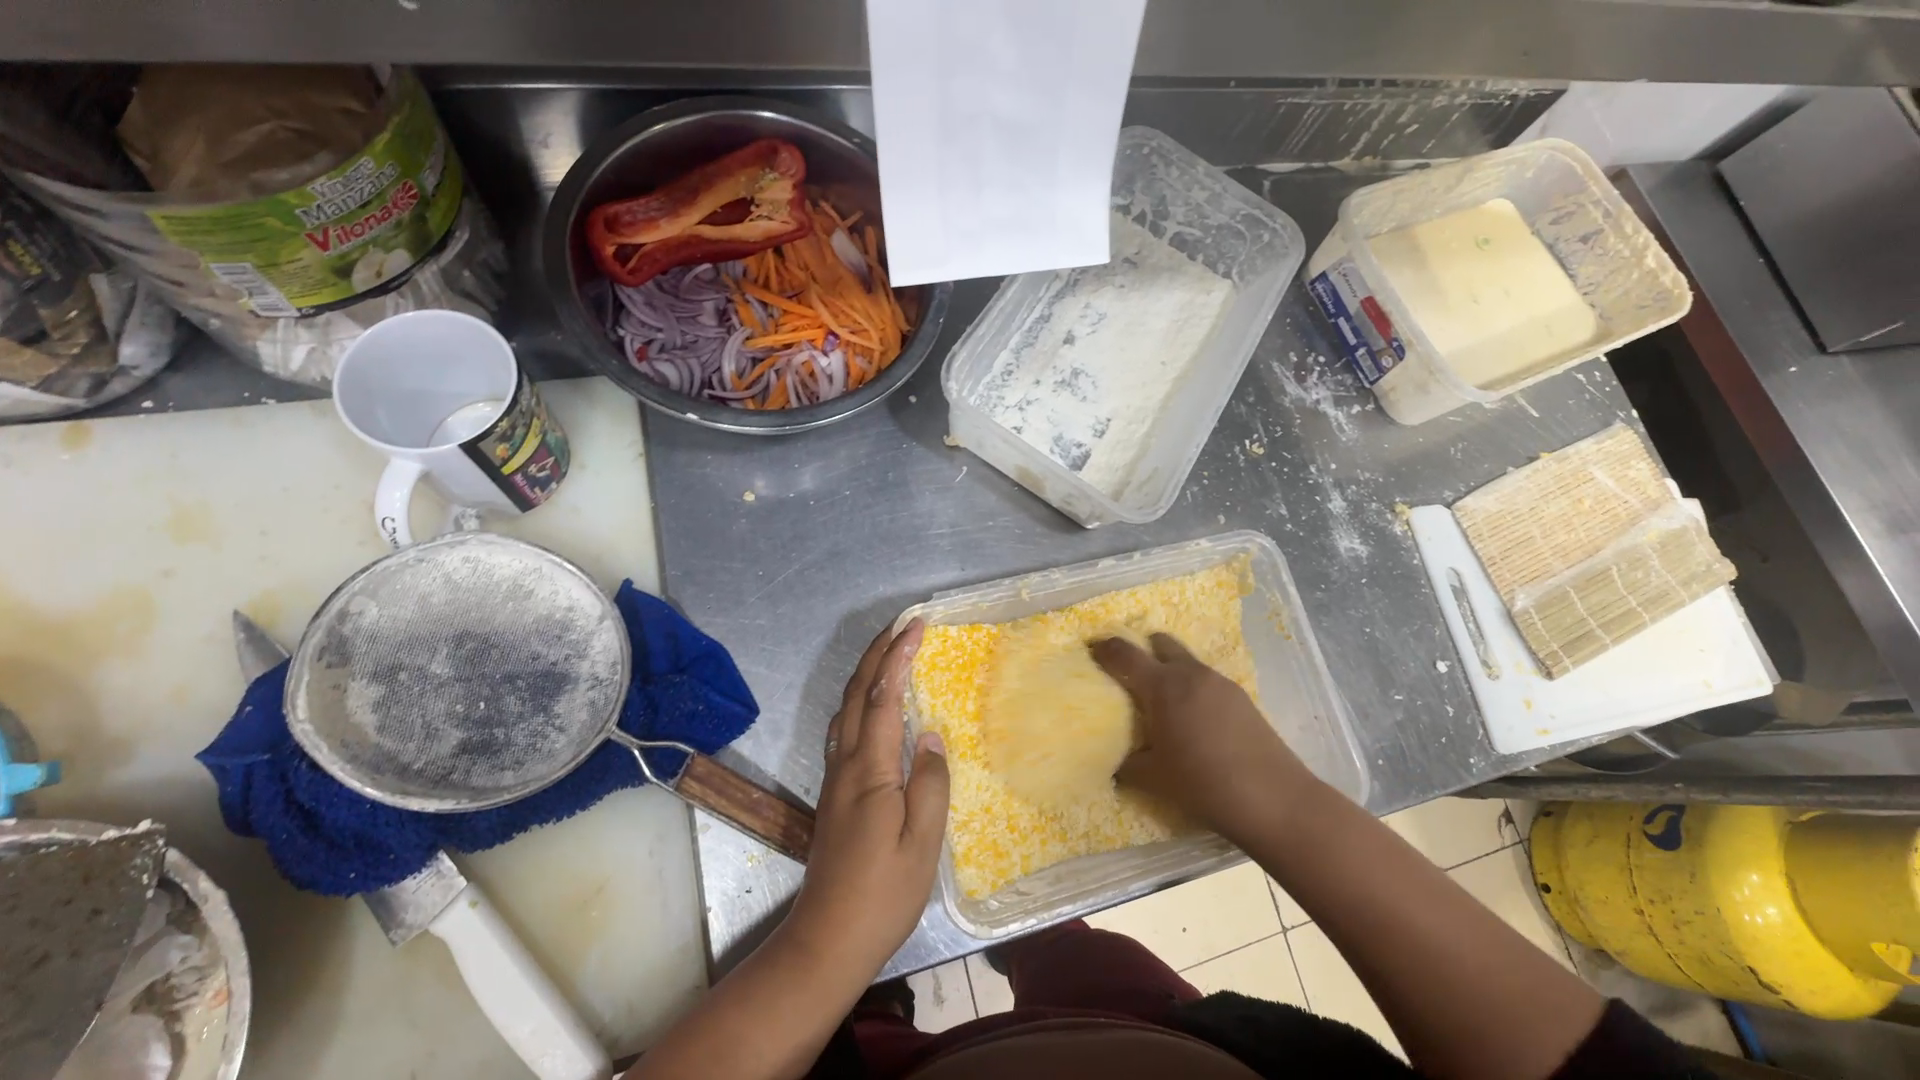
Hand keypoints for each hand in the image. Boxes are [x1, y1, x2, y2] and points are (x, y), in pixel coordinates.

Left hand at [786, 620, 949, 973]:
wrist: (827, 939)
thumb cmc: (882, 895)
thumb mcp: (921, 844)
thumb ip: (929, 785)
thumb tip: (928, 736)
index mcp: (869, 772)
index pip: (882, 699)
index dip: (898, 657)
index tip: (916, 624)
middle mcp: (845, 766)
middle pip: (856, 695)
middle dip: (878, 653)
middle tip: (904, 623)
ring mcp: (835, 780)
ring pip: (846, 710)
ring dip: (866, 673)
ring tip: (892, 652)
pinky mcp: (834, 795)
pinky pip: (845, 730)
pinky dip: (860, 701)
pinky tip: (872, 707)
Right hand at [1091, 634, 1316, 844]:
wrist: (1274, 799)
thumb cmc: (1204, 784)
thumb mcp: (1154, 778)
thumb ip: (1127, 764)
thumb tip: (1115, 762)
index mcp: (1163, 687)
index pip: (1125, 654)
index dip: (1104, 649)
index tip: (1091, 651)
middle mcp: (1191, 674)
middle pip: (1160, 643)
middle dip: (1142, 650)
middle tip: (1128, 674)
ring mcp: (1221, 683)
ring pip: (1186, 662)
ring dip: (1169, 671)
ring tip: (1161, 702)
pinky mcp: (1242, 698)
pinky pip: (1206, 681)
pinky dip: (1191, 689)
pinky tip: (1192, 720)